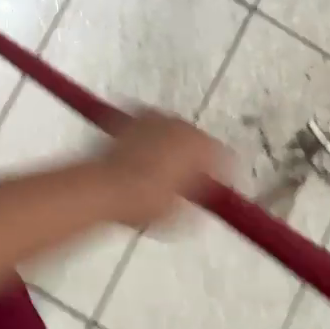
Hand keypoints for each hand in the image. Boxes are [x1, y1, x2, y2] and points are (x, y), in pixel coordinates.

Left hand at [98, 112, 224, 228]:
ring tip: (161, 171)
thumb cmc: (148, 200)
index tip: (214, 191)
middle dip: (195, 157)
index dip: (220, 174)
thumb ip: (199, 197)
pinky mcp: (128, 117)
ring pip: (171, 131)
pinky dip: (148, 140)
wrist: (106, 186)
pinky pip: (147, 129)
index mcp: (201, 144)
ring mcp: (152, 117)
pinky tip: (141, 158)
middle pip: (196, 139)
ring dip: (171, 146)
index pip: (223, 156)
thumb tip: (202, 194)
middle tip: (188, 182)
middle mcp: (180, 124)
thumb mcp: (183, 211)